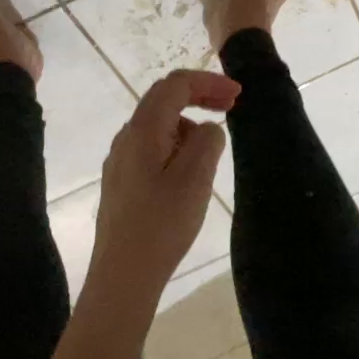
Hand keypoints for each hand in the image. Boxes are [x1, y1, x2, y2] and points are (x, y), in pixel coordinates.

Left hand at [89, 70, 239, 290]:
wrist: (122, 276)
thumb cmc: (162, 224)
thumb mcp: (196, 179)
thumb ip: (207, 141)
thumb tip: (207, 128)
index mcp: (144, 129)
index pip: (176, 85)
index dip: (209, 82)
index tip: (238, 95)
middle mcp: (126, 137)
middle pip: (163, 98)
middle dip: (199, 95)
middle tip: (231, 107)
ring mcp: (120, 159)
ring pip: (157, 123)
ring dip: (188, 121)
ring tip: (212, 148)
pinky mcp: (121, 181)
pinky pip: (151, 146)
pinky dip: (176, 142)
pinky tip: (189, 170)